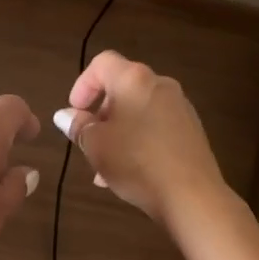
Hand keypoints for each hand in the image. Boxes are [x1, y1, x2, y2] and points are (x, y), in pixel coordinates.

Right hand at [55, 51, 226, 225]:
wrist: (191, 195)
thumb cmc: (136, 163)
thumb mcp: (96, 146)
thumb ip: (79, 126)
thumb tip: (66, 115)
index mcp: (134, 79)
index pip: (101, 64)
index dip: (82, 85)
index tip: (74, 113)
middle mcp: (161, 85)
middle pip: (122, 88)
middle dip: (101, 114)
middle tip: (90, 143)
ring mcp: (180, 107)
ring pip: (139, 112)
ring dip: (118, 133)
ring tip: (106, 167)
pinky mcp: (192, 130)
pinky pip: (156, 128)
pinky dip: (138, 141)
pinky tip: (131, 172)